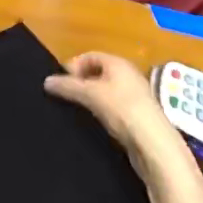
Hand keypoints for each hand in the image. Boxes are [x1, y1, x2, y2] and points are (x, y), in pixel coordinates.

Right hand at [44, 53, 194, 179]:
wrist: (156, 146)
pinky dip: (103, 112)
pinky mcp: (140, 118)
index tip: (61, 81)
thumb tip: (47, 81)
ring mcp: (136, 97)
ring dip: (92, 99)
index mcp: (118, 63)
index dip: (74, 65)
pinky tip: (97, 124)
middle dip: (81, 82)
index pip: (90, 56)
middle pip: (99, 73)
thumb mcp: (89, 94)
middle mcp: (129, 76)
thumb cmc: (122, 110)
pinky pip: (115, 108)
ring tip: (79, 111)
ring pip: (107, 92)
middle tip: (67, 95)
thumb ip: (67, 86)